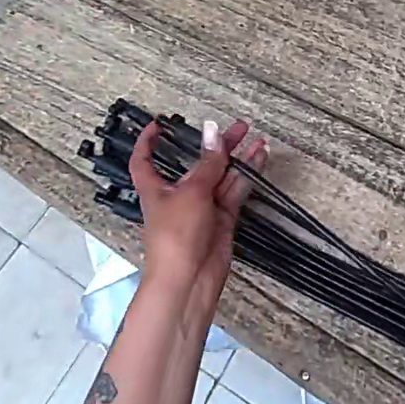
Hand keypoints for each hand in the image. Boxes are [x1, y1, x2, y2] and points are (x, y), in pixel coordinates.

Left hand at [128, 119, 267, 302]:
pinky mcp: (222, 218)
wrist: (189, 279)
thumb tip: (213, 133)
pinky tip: (259, 159)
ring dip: (237, 158)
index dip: (148, 143)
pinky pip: (235, 191)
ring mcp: (203, 207)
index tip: (158, 124)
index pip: (145, 161)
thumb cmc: (175, 237)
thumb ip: (208, 162)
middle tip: (237, 128)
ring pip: (221, 176)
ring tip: (255, 139)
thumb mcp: (191, 192)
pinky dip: (247, 175)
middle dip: (215, 146)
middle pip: (198, 164)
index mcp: (156, 188)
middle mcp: (179, 196)